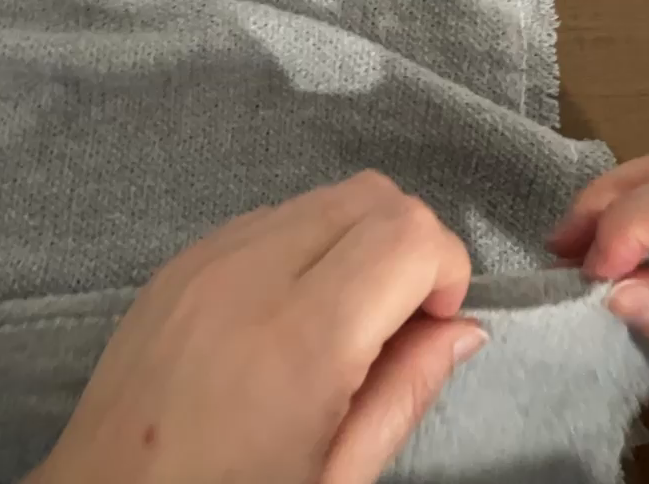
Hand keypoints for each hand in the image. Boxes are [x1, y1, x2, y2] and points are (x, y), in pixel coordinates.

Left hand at [28, 172, 484, 483]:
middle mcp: (253, 270)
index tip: (434, 323)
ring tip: (340, 316)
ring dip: (358, 239)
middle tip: (396, 318)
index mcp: (301, 338)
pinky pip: (274, 214)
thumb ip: (408, 390)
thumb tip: (465, 325)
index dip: (447, 267)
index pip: (409, 233)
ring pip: (325, 195)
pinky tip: (287, 309)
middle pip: (373, 193)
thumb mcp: (336, 478)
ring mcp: (210, 252)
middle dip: (408, 243)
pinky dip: (308, 242)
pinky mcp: (183, 253)